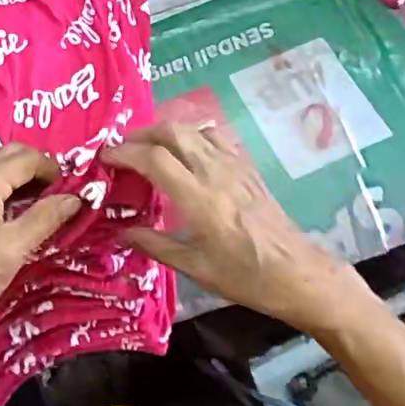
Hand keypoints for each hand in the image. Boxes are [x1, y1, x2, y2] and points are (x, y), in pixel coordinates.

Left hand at [0, 143, 81, 366]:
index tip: (70, 190)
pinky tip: (6, 207)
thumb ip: (44, 218)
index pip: (26, 157)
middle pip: (8, 153)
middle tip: (56, 194)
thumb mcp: (12, 251)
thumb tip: (75, 197)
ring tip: (36, 201)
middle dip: (35, 166)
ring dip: (16, 172)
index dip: (52, 168)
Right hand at [103, 122, 380, 338]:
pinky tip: (184, 151)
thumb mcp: (194, 268)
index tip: (105, 157)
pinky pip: (213, 136)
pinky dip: (190, 134)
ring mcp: (233, 166)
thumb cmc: (244, 277)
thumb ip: (154, 244)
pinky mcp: (246, 167)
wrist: (300, 275)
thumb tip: (120, 233)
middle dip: (140, 133)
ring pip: (192, 128)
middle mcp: (214, 173)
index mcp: (198, 198)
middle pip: (171, 131)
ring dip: (164, 130)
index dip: (124, 152)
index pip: (153, 158)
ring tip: (148, 147)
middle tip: (123, 149)